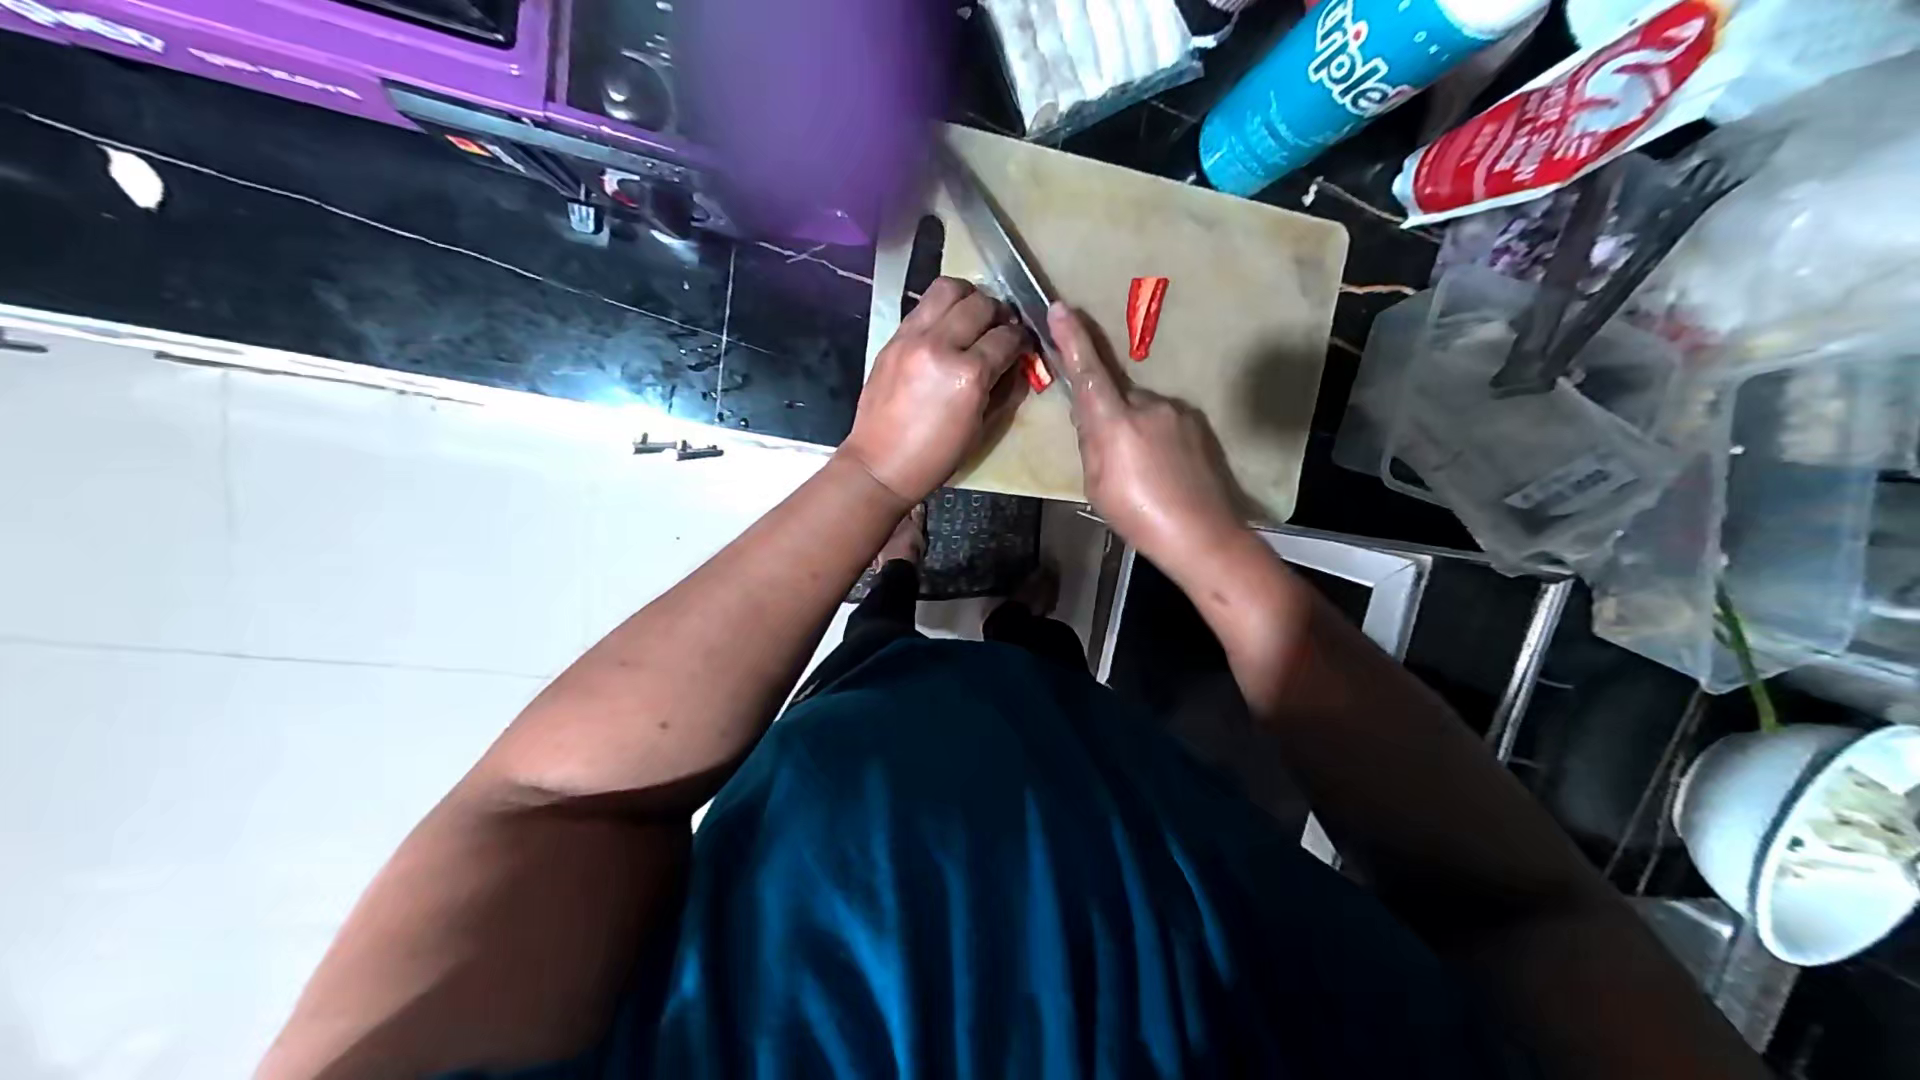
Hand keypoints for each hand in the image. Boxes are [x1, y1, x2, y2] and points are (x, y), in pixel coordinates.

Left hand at [838, 277, 1028, 504]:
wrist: (880, 464)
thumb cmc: (936, 457)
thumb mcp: (981, 428)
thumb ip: (1003, 388)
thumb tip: (1017, 363)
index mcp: (968, 374)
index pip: (1007, 338)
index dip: (1022, 340)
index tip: (1023, 346)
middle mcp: (941, 345)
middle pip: (982, 304)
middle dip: (999, 314)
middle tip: (1000, 329)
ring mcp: (913, 338)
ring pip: (949, 288)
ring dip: (969, 298)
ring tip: (973, 317)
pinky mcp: (893, 338)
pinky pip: (923, 305)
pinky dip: (941, 309)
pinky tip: (947, 327)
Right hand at [1049, 301, 1248, 571]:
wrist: (1201, 534)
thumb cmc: (1138, 516)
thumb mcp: (1096, 484)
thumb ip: (1091, 443)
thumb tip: (1090, 419)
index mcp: (1116, 424)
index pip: (1088, 373)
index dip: (1072, 340)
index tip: (1060, 308)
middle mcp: (1148, 406)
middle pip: (1115, 397)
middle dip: (1106, 416)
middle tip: (1109, 458)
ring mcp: (1177, 413)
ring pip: (1140, 411)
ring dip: (1132, 431)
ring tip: (1139, 473)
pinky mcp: (1196, 425)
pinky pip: (1163, 422)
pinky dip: (1154, 439)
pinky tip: (1160, 470)